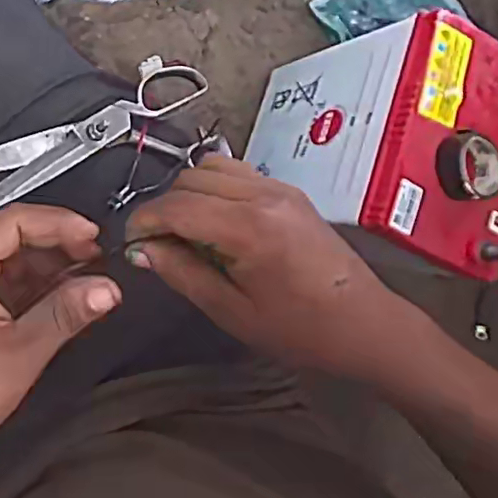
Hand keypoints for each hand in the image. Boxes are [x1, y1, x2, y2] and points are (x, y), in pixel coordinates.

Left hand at [0, 204, 121, 455]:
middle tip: (97, 257)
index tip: (93, 235)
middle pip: (15, 233)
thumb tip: (107, 288)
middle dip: (59, 242)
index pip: (13, 222)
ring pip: (16, 255)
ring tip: (90, 276)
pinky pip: (11, 277)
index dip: (58, 223)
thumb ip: (66, 312)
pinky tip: (68, 292)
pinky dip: (41, 282)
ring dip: (53, 262)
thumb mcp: (23, 350)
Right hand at [124, 155, 410, 376]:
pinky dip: (212, 187)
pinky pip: (236, 173)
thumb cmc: (303, 329)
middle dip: (163, 207)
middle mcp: (264, 196)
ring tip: (183, 230)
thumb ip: (182, 272)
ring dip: (187, 193)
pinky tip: (213, 220)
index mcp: (250, 228)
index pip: (177, 206)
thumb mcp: (232, 311)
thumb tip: (143, 250)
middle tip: (156, 242)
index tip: (131, 242)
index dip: (144, 221)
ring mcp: (279, 188)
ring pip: (210, 168)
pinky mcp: (288, 191)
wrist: (367, 325)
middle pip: (189, 180)